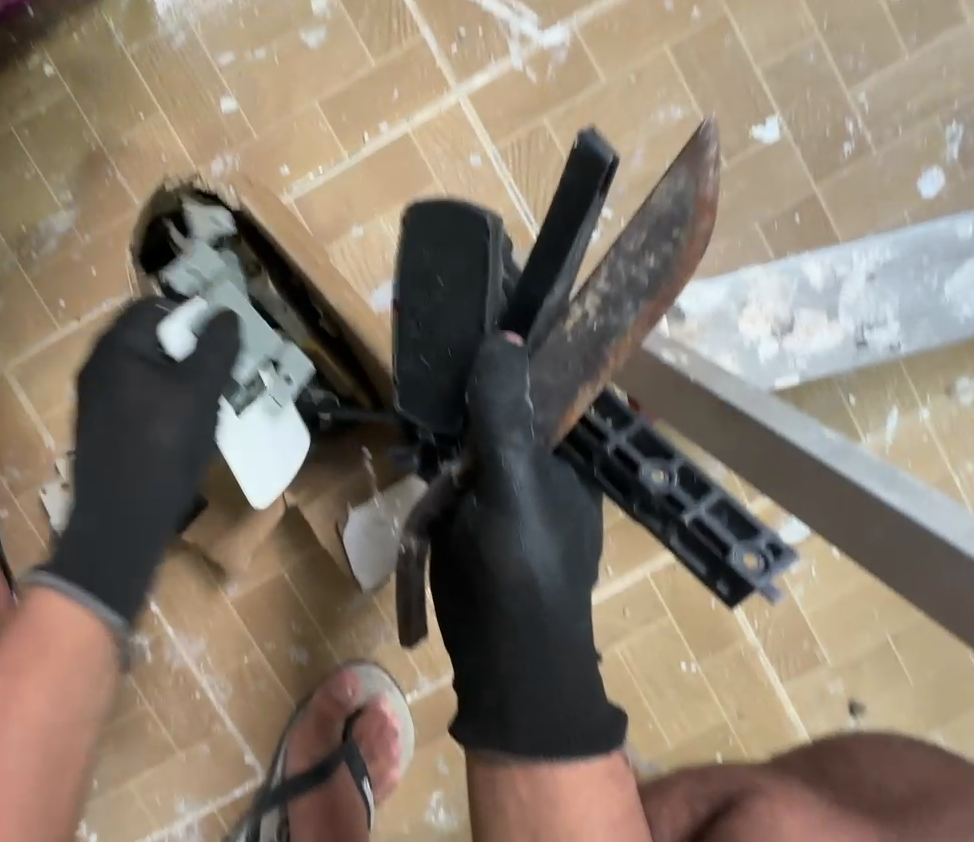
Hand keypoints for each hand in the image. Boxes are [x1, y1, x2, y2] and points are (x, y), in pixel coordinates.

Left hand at [28, 297, 240, 640]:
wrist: (120, 521)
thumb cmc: (162, 446)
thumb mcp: (199, 392)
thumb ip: (215, 348)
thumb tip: (226, 315)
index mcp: (115, 347)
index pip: (153, 307)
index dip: (189, 314)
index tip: (220, 334)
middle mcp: (97, 367)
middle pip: (149, 340)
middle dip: (188, 351)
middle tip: (220, 370)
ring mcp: (95, 400)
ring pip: (145, 373)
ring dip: (179, 380)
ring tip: (210, 402)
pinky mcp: (100, 429)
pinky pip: (136, 400)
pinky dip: (163, 404)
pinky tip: (187, 430)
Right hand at [430, 334, 626, 759]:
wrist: (502, 659)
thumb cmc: (524, 570)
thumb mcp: (515, 487)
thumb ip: (503, 418)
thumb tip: (502, 340)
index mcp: (565, 457)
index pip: (539, 389)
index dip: (508, 355)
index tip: (472, 315)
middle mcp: (535, 466)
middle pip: (497, 406)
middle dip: (464, 383)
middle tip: (429, 344)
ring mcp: (497, 489)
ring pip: (465, 434)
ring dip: (440, 416)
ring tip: (412, 380)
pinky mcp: (464, 511)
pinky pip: (444, 467)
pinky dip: (426, 452)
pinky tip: (408, 440)